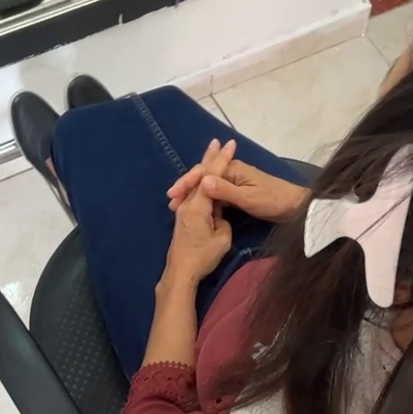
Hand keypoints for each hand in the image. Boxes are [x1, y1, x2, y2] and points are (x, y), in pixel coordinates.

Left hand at [161, 141, 235, 286]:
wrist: (180, 272)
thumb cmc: (202, 257)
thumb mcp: (222, 239)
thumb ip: (224, 221)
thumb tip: (220, 216)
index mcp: (198, 206)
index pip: (212, 178)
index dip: (222, 160)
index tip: (231, 145)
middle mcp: (188, 204)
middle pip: (200, 176)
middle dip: (210, 158)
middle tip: (217, 141)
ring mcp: (183, 210)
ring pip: (196, 184)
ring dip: (206, 170)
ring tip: (213, 155)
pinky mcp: (183, 218)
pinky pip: (194, 194)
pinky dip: (202, 183)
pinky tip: (205, 182)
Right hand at [167, 145, 310, 221]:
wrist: (294, 207)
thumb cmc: (273, 201)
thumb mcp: (248, 198)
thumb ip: (226, 191)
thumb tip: (203, 182)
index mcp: (233, 169)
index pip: (203, 173)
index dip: (187, 183)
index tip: (173, 196)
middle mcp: (232, 172)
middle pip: (203, 177)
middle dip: (187, 188)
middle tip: (171, 203)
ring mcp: (235, 182)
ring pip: (208, 186)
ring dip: (194, 195)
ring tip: (179, 206)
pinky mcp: (238, 192)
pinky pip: (216, 194)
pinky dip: (205, 200)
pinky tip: (197, 209)